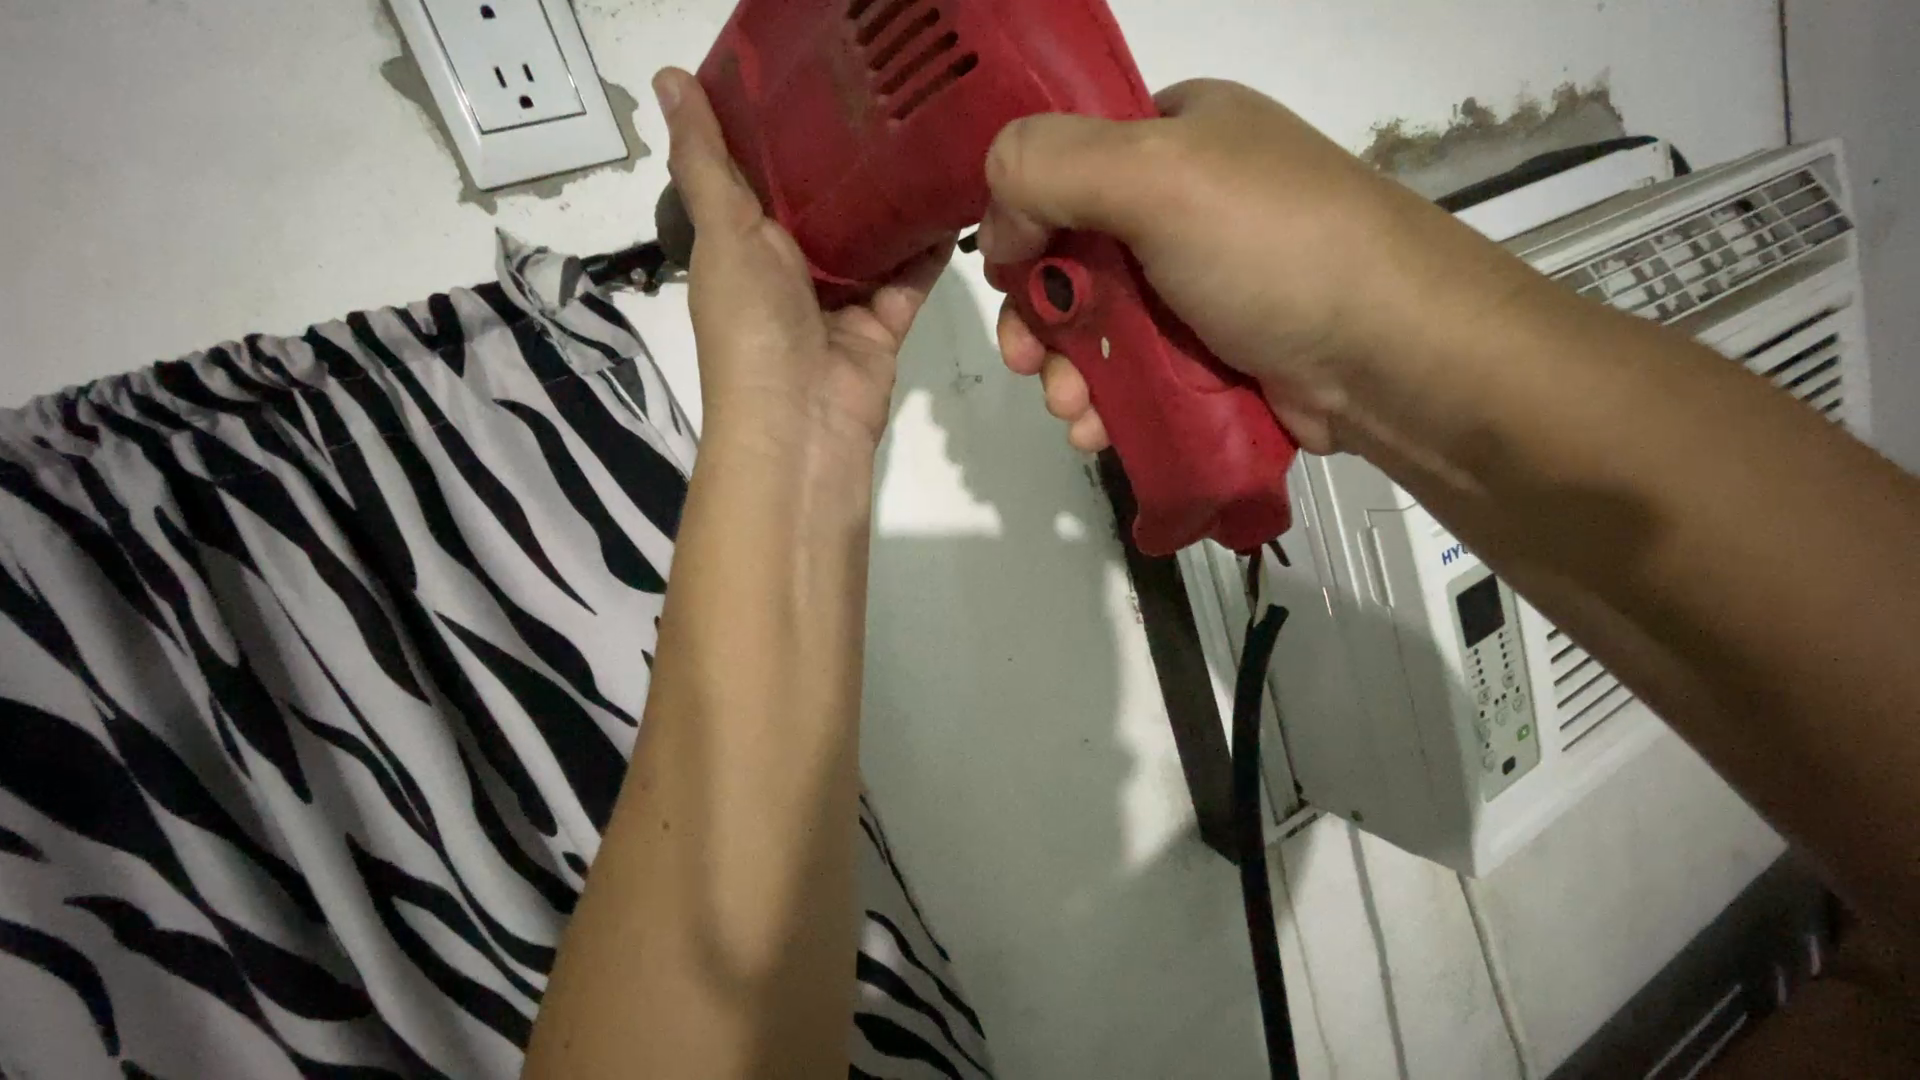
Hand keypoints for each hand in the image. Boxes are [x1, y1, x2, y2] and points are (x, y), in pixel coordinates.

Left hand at [654, 68, 951, 454]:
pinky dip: (928, 249)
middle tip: (881, 96)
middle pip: (821, 207)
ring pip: (871, 240)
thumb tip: (666, 75)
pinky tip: (951, 201)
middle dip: (843, 160)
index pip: (757, 178)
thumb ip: (705, 162)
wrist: (801, 423)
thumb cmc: (750, 326)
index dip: (773, 128)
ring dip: (892, 201)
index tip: (806, 73)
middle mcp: (790, 273)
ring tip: (924, 139)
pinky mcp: (883, 324)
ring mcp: (840, 301)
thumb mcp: (721, 234)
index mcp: (741, 249)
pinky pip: (909, 279)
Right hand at [981, 79, 1528, 455]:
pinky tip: (1097, 431)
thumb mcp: (1157, 175)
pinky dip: (1106, 402)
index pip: (1065, 162)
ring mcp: (1197, 283)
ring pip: (1098, 325)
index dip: (1024, 218)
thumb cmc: (1273, 248)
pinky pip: (1134, 371)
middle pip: (1072, 256)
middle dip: (1041, 318)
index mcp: (1174, 133)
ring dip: (1068, 373)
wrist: (1390, 355)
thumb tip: (995, 221)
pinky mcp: (1210, 351)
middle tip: (1026, 362)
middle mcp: (1183, 202)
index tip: (1007, 275)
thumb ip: (1052, 168)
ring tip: (1074, 414)